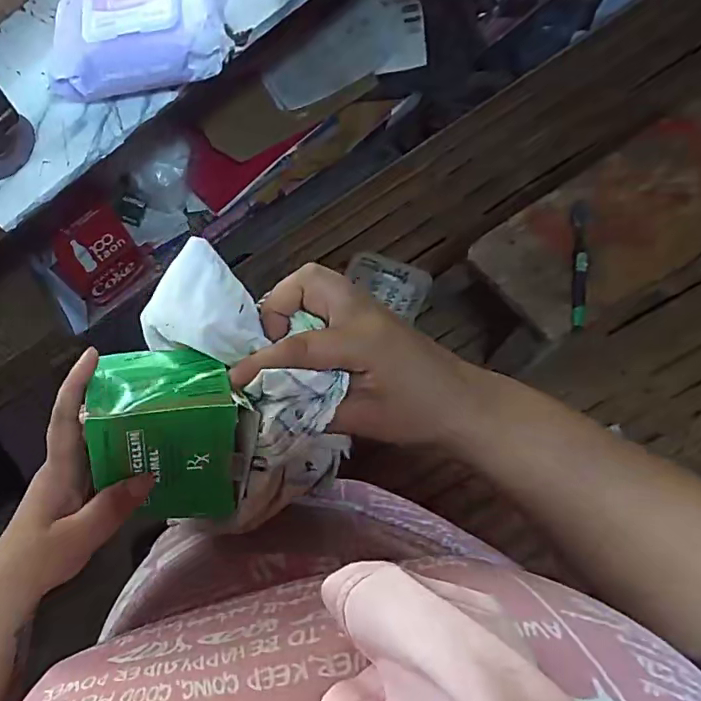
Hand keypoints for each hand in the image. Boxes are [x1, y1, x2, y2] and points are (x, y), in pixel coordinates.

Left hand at [0, 348, 155, 598]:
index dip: (77, 384)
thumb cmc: (40, 556)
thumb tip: (148, 475)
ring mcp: (62, 481)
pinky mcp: (68, 495)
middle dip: (105, 401)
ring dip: (113, 431)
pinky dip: (113, 460)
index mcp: (59, 469)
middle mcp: (59, 467)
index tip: (91, 356)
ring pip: (90, 446)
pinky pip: (93, 467)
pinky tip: (136, 465)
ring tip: (149, 420)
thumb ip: (113, 506)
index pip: (66, 416)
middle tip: (141, 389)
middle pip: (81, 424)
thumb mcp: (82, 535)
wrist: (11, 581)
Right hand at [229, 264, 498, 448]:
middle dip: (278, 307)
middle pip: (306, 280)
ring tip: (289, 343)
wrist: (466, 404)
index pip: (297, 344)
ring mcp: (366, 309)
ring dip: (291, 306)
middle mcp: (361, 313)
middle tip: (276, 343)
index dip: (259, 362)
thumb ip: (311, 409)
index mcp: (361, 340)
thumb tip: (270, 404)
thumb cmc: (417, 415)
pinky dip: (306, 313)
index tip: (234, 379)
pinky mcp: (368, 315)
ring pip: (315, 282)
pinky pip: (325, 297)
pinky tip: (310, 347)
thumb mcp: (361, 420)